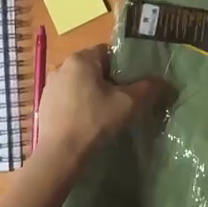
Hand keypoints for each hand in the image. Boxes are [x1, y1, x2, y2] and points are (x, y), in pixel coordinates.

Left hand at [36, 45, 165, 163]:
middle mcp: (61, 67)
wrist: (61, 154)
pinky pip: (68, 98)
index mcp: (80, 59)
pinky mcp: (44, 104)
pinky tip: (87, 122)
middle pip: (93, 68)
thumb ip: (147, 88)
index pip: (107, 52)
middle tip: (123, 100)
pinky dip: (79, 105)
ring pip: (79, 84)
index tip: (133, 83)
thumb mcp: (128, 104)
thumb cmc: (95, 122)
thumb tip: (163, 82)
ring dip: (93, 93)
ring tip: (106, 113)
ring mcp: (50, 86)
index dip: (124, 66)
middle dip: (109, 81)